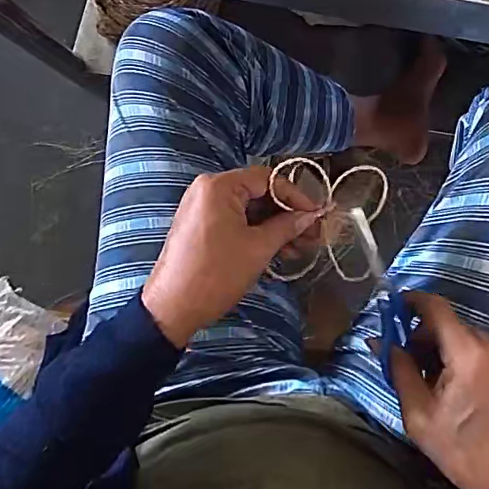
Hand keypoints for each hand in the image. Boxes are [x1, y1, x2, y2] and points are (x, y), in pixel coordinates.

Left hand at [142, 166, 322, 347]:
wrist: (171, 309)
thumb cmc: (217, 273)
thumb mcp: (259, 248)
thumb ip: (288, 226)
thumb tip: (312, 216)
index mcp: (220, 186)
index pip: (268, 179)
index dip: (296, 196)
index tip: (317, 214)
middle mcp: (208, 189)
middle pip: (259, 192)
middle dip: (287, 214)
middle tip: (311, 234)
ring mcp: (201, 207)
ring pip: (249, 209)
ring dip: (275, 226)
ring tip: (299, 248)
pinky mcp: (199, 225)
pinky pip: (235, 219)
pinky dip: (256, 232)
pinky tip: (278, 250)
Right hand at [387, 292, 488, 488]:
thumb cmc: (461, 450)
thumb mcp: (419, 415)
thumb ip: (399, 370)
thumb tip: (381, 341)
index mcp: (467, 353)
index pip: (435, 307)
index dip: (411, 301)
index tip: (391, 308)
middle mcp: (488, 343)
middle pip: (446, 322)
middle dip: (421, 334)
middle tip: (405, 361)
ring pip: (459, 334)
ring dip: (439, 346)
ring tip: (428, 380)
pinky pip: (475, 346)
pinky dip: (457, 354)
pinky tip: (449, 384)